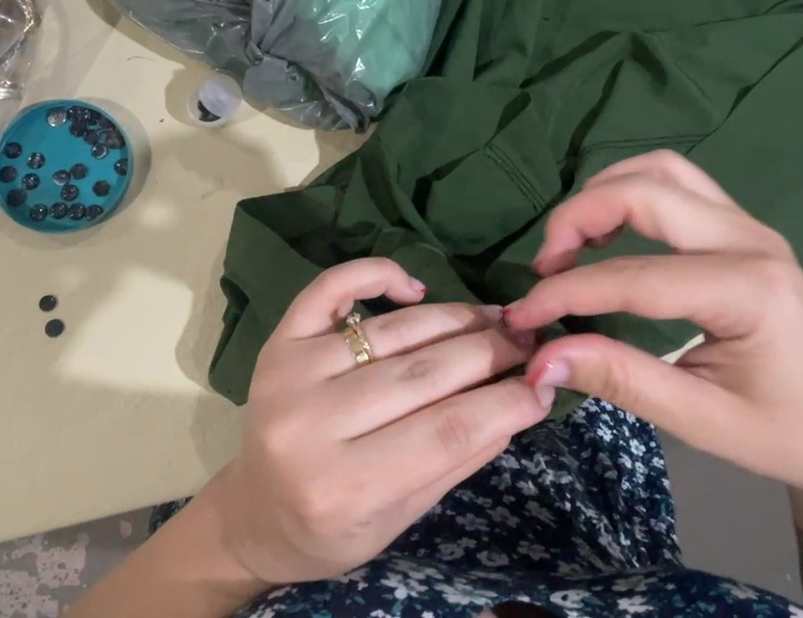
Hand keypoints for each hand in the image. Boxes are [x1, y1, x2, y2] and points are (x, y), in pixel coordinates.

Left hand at [201, 257, 553, 585]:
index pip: (445, 432)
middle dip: (489, 352)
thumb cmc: (335, 527)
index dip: (505, 402)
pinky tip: (415, 287)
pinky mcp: (278, 342)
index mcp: (344, 486)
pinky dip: (376, 274)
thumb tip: (527, 396)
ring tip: (493, 317)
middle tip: (528, 339)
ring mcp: (289, 375)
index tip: (545, 382)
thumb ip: (462, 455)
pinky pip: (330, 289)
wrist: (257, 511)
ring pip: (390, 332)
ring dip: (452, 318)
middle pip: (422, 374)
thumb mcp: (405, 515)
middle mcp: (311, 424)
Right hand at [503, 151, 802, 521]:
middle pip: (646, 189)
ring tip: (570, 245)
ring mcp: (750, 226)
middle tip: (544, 268)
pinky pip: (677, 183)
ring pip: (662, 170)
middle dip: (579, 218)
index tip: (520, 315)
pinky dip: (629, 193)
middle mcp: (752, 239)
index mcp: (749, 290)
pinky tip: (608, 233)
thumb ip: (620, 380)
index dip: (565, 291)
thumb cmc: (784, 436)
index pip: (633, 275)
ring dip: (605, 193)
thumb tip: (539, 358)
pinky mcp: (742, 228)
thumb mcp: (701, 421)